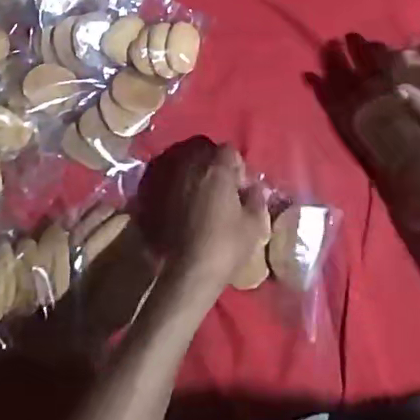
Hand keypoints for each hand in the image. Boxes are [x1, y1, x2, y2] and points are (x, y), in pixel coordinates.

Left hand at [165, 144, 269, 296]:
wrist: (191, 270)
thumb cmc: (227, 245)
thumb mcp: (254, 224)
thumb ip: (257, 200)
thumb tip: (256, 188)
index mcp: (217, 170)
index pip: (228, 149)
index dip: (238, 164)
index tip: (242, 184)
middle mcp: (194, 168)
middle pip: (207, 154)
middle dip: (218, 167)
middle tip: (228, 189)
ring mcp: (175, 181)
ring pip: (191, 167)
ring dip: (201, 177)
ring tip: (210, 199)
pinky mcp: (163, 196)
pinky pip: (178, 182)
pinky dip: (187, 189)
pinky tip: (193, 209)